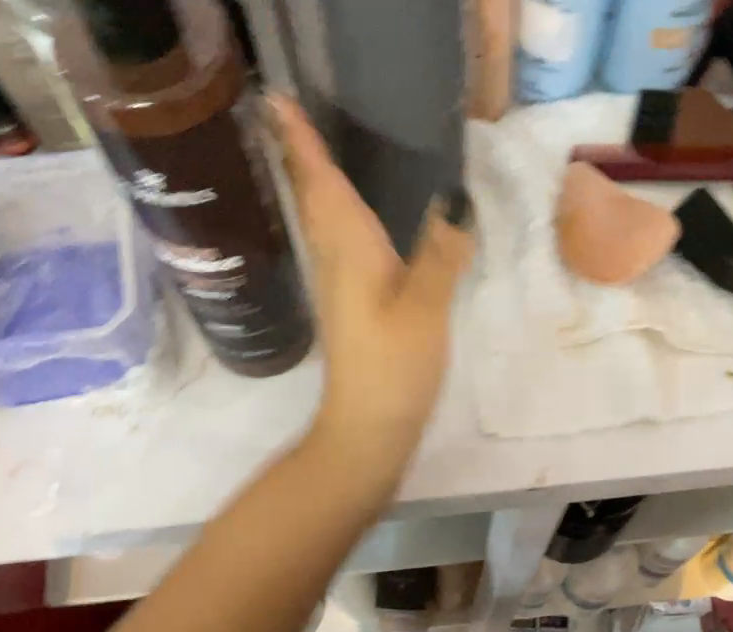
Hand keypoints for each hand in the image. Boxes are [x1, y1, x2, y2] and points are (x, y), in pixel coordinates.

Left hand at [268, 95, 475, 447]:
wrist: (367, 429)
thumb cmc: (392, 368)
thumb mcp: (425, 309)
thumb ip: (440, 253)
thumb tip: (454, 198)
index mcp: (349, 251)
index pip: (322, 184)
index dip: (303, 143)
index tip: (278, 101)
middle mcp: (335, 262)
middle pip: (314, 199)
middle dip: (300, 156)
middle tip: (286, 114)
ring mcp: (339, 289)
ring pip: (321, 223)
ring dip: (313, 184)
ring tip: (309, 150)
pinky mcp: (350, 310)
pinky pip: (336, 246)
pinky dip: (333, 219)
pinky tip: (348, 223)